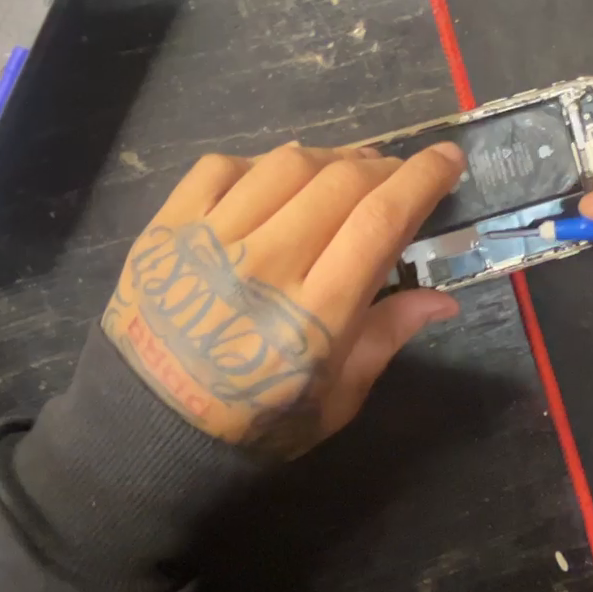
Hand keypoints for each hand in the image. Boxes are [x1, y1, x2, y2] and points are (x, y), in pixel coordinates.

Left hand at [104, 142, 466, 457]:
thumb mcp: (335, 399)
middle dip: (384, 167)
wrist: (144, 432)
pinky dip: (261, 163)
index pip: (381, 221)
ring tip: (345, 172)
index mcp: (314, 315)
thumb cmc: (255, 423)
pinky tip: (276, 179)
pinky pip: (222, 167)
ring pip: (286, 164)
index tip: (448, 159)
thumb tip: (443, 298)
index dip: (423, 179)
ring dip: (330, 159)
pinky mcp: (167, 228)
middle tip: (396, 177)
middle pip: (340, 182)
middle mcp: (265, 264)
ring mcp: (210, 240)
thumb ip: (387, 337)